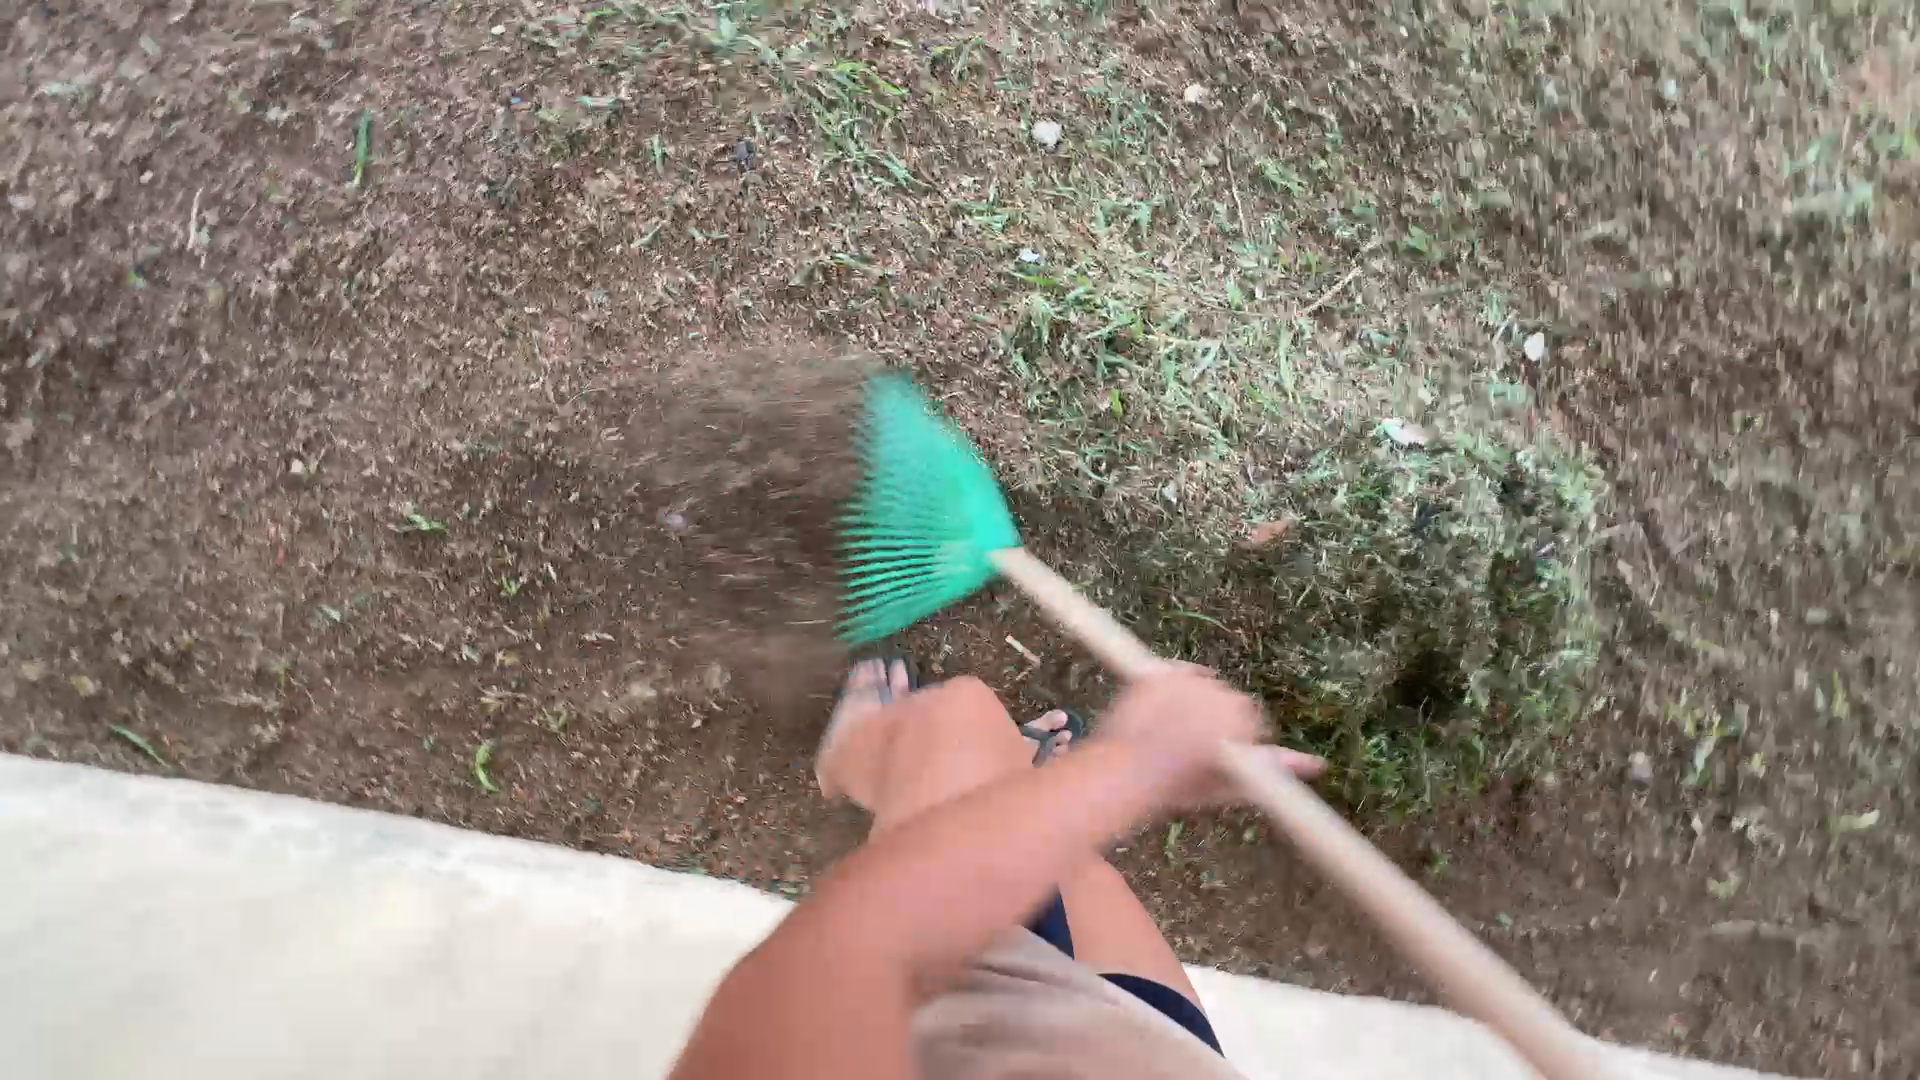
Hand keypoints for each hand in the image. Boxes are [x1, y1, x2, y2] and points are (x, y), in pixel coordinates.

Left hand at [1098, 665, 1323, 807]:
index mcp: (1240, 716)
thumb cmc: (1178, 785)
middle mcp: (1216, 691)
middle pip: (1229, 698)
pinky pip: (1181, 670)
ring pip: (1205, 684)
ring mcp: (1184, 679)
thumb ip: (1273, 768)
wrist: (1124, 769)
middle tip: (1196, 742)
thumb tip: (1317, 764)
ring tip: (1177, 727)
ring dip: (1197, 699)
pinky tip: (1175, 697)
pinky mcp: (1159, 671)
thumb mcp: (1228, 784)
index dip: (1237, 737)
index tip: (1220, 752)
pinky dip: (1181, 680)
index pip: (1251, 719)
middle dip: (1217, 717)